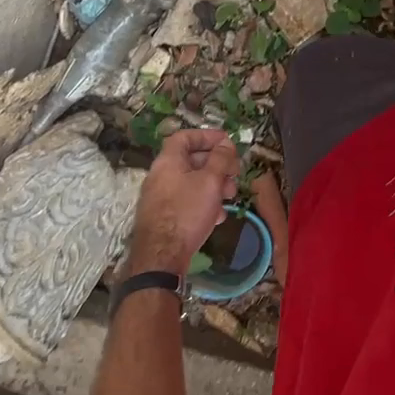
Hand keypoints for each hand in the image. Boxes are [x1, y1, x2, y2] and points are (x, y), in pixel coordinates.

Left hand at [125, 129, 240, 276]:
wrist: (161, 258)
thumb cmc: (187, 212)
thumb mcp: (210, 181)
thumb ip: (220, 158)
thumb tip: (225, 143)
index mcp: (168, 161)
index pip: (185, 136)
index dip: (207, 136)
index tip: (227, 142)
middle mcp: (160, 176)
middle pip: (191, 160)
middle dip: (217, 165)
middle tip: (235, 173)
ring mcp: (160, 198)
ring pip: (191, 182)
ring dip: (214, 185)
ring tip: (230, 197)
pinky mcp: (163, 217)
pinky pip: (186, 201)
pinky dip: (203, 202)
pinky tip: (217, 216)